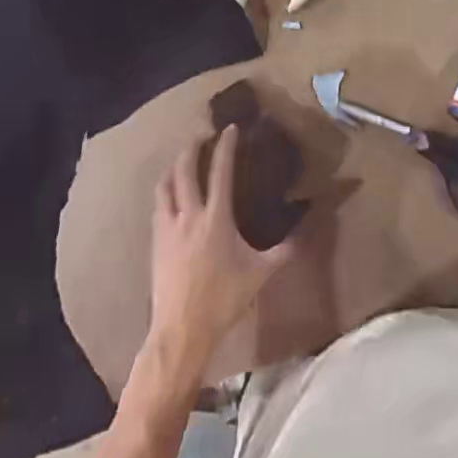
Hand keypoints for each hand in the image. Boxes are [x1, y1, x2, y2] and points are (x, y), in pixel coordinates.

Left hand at [146, 125, 293, 366]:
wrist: (182, 328)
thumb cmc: (223, 299)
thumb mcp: (259, 275)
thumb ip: (282, 253)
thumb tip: (302, 236)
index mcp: (216, 218)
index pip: (220, 172)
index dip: (225, 147)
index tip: (229, 130)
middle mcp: (189, 214)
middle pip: (184, 169)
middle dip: (192, 149)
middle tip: (200, 138)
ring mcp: (168, 226)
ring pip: (165, 185)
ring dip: (173, 168)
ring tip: (181, 161)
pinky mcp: (155, 240)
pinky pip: (158, 206)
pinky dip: (165, 192)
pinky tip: (170, 197)